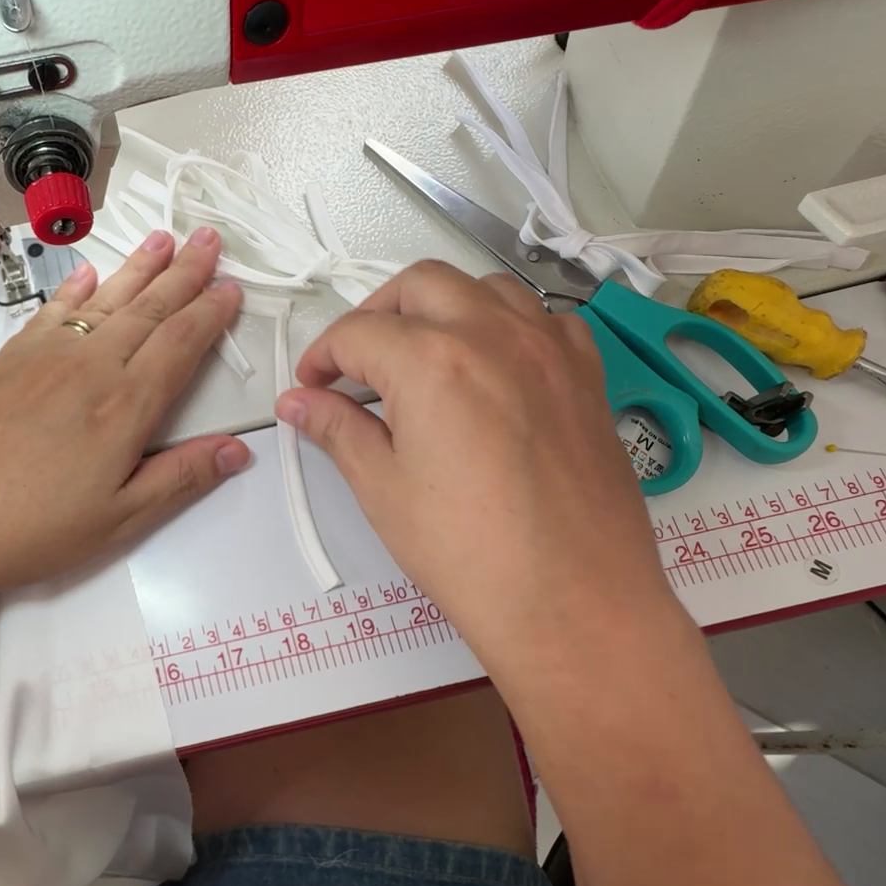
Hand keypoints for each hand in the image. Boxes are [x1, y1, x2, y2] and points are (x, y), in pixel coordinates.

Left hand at [0, 226, 249, 595]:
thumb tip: (239, 450)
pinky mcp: (9, 360)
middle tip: (209, 238)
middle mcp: (91, 366)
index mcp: (126, 405)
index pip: (182, 344)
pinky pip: (52, 311)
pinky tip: (87, 275)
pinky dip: (74, 288)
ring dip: (138, 267)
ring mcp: (46, 356)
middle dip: (185, 272)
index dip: (211, 313)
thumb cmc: (34, 529)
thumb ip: (182, 478)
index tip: (232, 288)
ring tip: (163, 238)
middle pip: (149, 308)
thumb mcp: (121, 519)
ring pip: (104, 299)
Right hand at [275, 261, 675, 675]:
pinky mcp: (586, 375)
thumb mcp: (382, 489)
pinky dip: (504, 325)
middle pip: (420, 286)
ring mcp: (549, 349)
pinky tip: (490, 367)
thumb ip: (336, 430)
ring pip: (485, 287)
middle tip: (355, 364)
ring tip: (419, 357)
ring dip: (440, 307)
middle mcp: (494, 335)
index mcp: (432, 361)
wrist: (570, 600)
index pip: (357, 333)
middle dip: (375, 314)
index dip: (321, 357)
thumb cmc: (467, 552)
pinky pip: (543, 319)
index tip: (310, 387)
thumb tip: (299, 403)